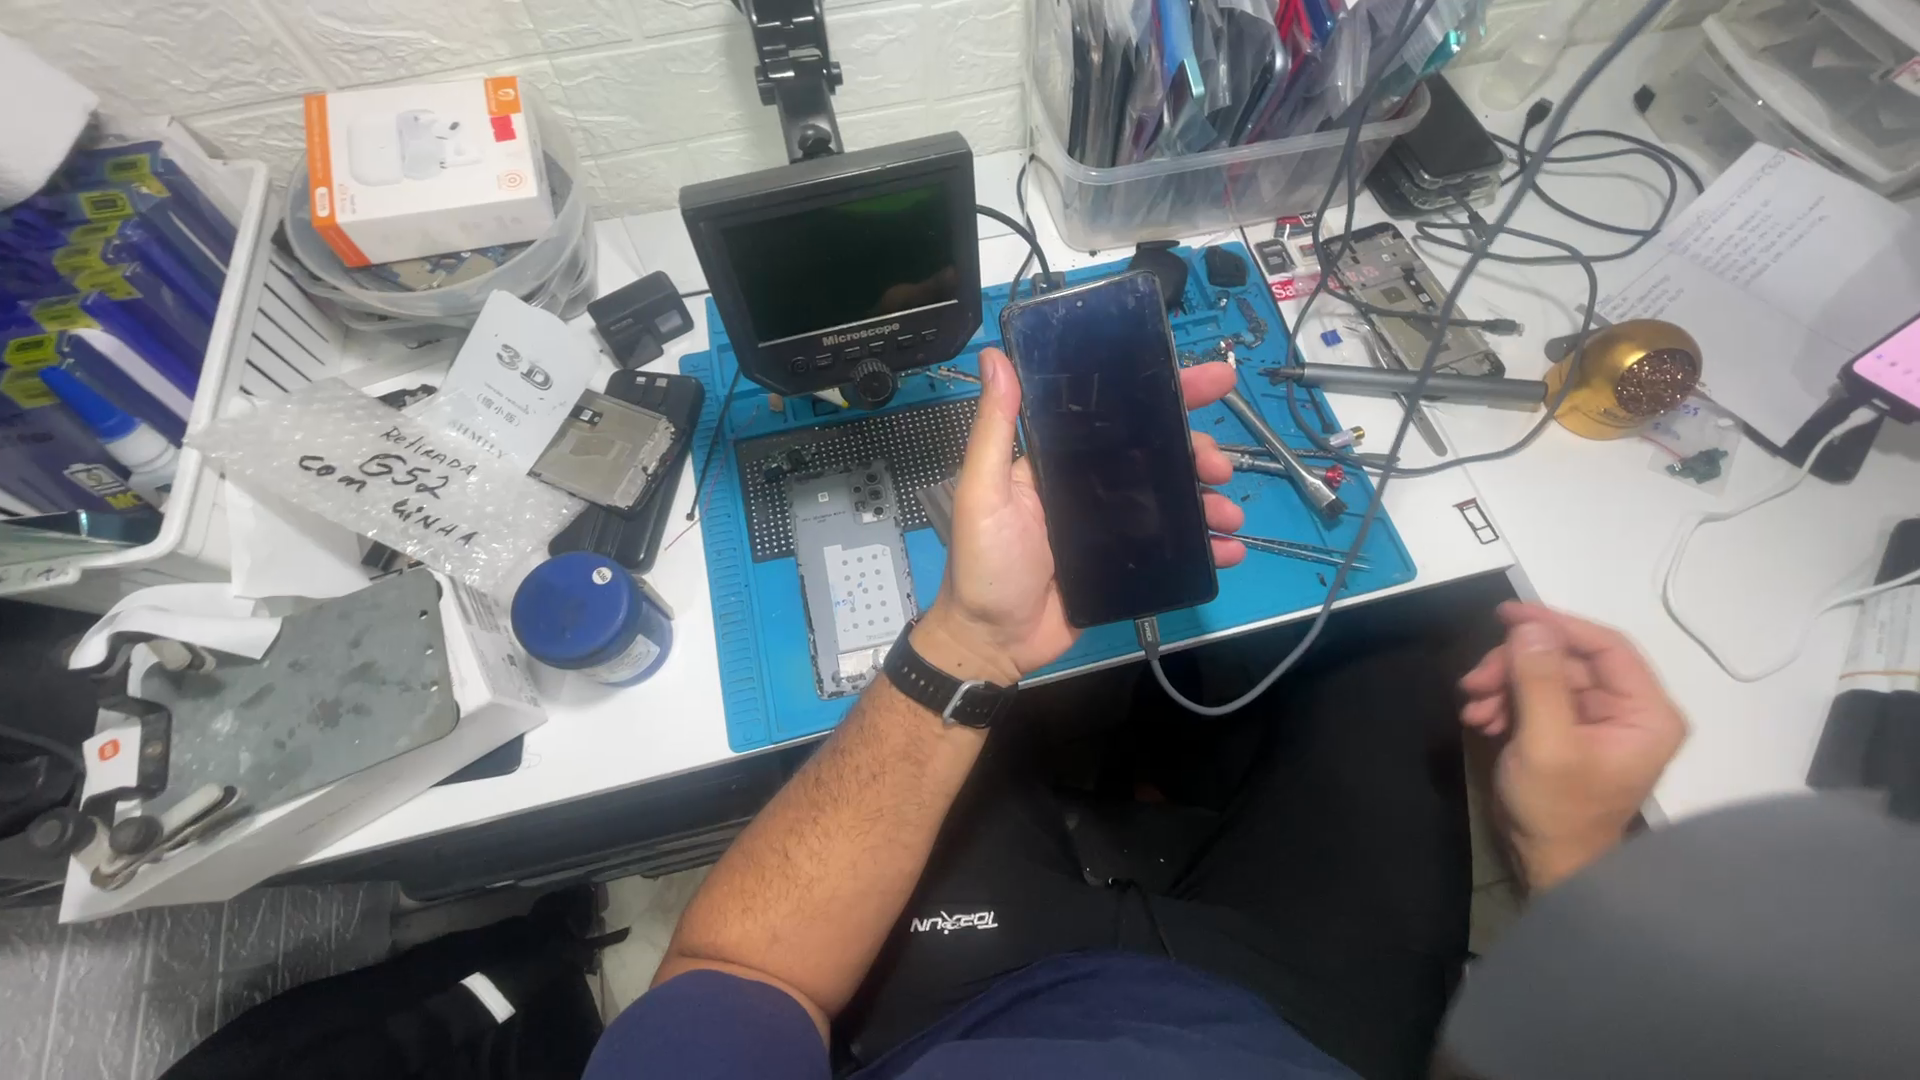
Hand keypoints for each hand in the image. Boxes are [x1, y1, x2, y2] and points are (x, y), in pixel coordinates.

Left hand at [911, 348, 1246, 685]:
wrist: (995, 640)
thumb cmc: (984, 565)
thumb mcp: (983, 491)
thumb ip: (994, 428)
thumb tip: (994, 356)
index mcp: (1059, 463)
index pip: (1115, 417)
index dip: (1162, 393)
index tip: (1209, 379)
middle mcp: (1090, 488)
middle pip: (1155, 456)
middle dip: (1196, 451)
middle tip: (1218, 463)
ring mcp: (1112, 528)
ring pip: (1172, 500)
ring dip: (1207, 499)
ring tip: (1228, 512)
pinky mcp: (1126, 566)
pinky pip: (1174, 549)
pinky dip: (1206, 546)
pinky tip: (1229, 549)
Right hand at [1458, 602, 1686, 890]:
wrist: (1547, 860)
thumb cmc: (1558, 808)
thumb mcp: (1545, 743)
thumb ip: (1540, 682)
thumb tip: (1529, 628)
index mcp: (1644, 713)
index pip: (1606, 646)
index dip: (1555, 624)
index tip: (1504, 615)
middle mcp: (1626, 710)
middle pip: (1564, 660)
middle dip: (1514, 665)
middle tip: (1473, 683)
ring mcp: (1594, 720)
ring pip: (1541, 675)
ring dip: (1501, 685)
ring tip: (1472, 708)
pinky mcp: (1564, 729)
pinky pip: (1531, 695)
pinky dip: (1501, 701)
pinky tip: (1480, 719)